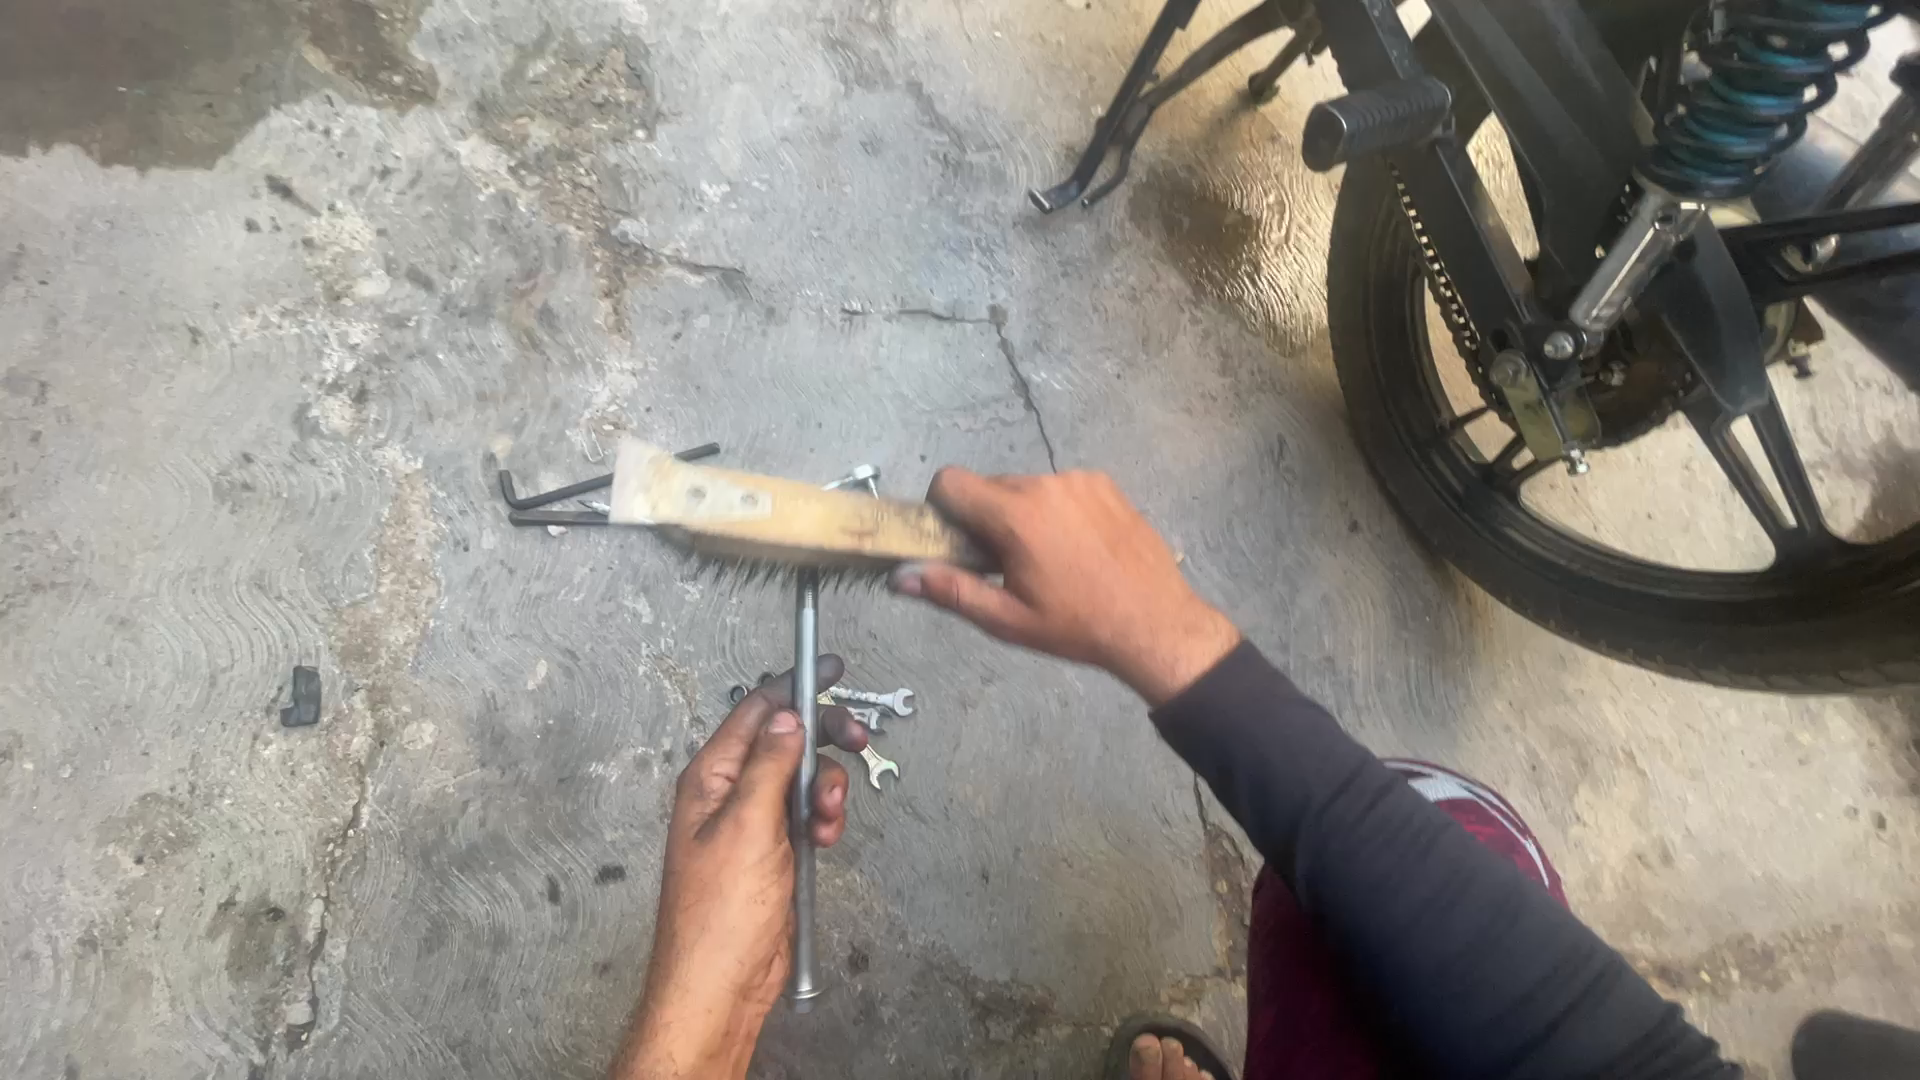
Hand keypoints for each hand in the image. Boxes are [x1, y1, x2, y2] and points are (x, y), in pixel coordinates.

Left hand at [613, 656, 869, 1079]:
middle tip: (858, 741)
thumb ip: (770, 763)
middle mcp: (732, 790)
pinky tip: (824, 838)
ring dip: (825, 789)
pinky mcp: (776, 844)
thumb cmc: (722, 911)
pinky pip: (808, 810)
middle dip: (824, 739)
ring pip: (804, 775)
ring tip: (825, 819)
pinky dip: (823, 817)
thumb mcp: (747, 825)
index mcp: (712, 776)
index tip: (832, 669)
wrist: (723, 985)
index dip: (795, 685)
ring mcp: (755, 818)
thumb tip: (787, 714)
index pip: (757, 710)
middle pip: (788, 738)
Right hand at [891, 469, 1239, 705]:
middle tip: (1005, 562)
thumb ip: (950, 591)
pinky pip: (1060, 488)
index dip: (941, 507)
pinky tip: (1076, 547)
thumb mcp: (1007, 619)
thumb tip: (901, 578)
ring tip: (1047, 558)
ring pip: (1025, 487)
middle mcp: (1045, 484)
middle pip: (989, 486)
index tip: (957, 540)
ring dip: (1021, 514)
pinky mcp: (1105, 484)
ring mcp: (1079, 480)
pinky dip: (1054, 510)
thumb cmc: (1077, 626)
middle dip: (985, 518)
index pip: (951, 481)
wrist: (1156, 623)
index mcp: (1016, 515)